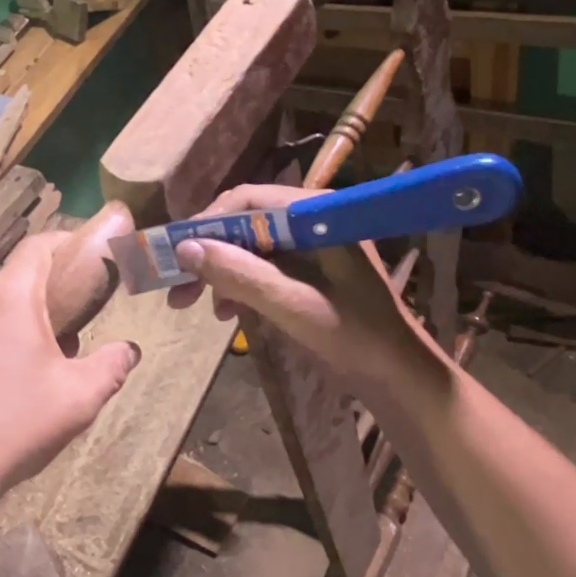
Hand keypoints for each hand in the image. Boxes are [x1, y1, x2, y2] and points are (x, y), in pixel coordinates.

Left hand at [0, 229, 141, 512]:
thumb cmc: (14, 427)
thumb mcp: (78, 399)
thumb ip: (110, 367)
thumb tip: (129, 350)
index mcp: (7, 297)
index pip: (38, 247)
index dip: (64, 243)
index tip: (85, 255)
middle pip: (12, 282)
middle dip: (42, 300)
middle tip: (67, 336)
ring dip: (12, 325)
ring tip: (31, 369)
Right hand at [165, 184, 425, 390]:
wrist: (399, 376)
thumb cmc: (355, 337)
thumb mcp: (292, 306)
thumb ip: (240, 274)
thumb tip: (185, 249)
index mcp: (318, 214)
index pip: (248, 200)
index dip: (207, 223)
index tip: (176, 254)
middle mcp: (312, 218)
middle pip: (244, 222)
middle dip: (209, 253)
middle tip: (177, 288)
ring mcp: (311, 243)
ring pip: (248, 244)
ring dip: (219, 271)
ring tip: (194, 305)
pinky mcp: (309, 268)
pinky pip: (262, 264)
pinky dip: (239, 284)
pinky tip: (226, 312)